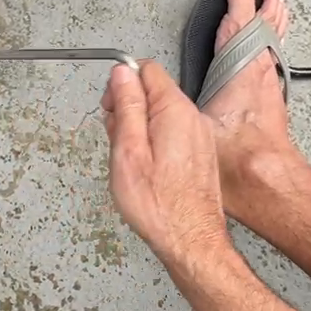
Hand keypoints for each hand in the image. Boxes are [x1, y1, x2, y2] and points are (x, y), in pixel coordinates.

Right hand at [101, 62, 228, 261]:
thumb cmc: (158, 205)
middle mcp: (192, 118)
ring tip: (130, 158)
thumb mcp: (128, 150)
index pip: (146, 69)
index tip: (111, 108)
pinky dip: (153, 141)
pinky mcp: (199, 152)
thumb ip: (126, 106)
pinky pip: (170, 131)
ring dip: (139, 127)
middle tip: (118, 140)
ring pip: (159, 112)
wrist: (190, 241)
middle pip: (152, 90)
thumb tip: (122, 73)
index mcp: (175, 111)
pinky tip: (145, 167)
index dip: (121, 84)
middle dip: (128, 107)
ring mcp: (199, 135)